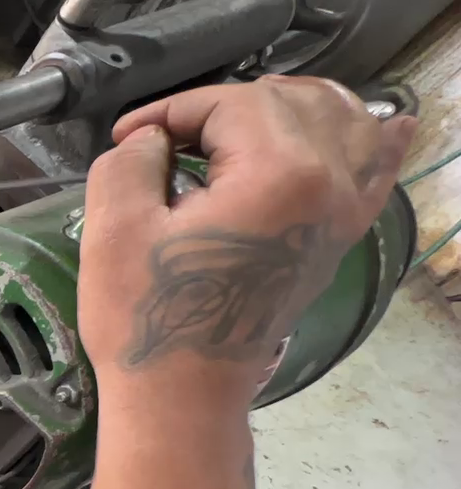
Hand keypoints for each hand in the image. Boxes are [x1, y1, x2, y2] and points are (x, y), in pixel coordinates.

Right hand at [79, 77, 414, 413]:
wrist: (180, 386)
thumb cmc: (144, 315)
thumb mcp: (111, 235)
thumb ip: (126, 168)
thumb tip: (145, 144)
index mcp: (277, 172)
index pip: (232, 104)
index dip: (170, 111)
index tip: (125, 137)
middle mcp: (332, 178)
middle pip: (286, 102)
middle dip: (217, 110)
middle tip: (161, 142)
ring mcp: (346, 206)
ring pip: (340, 117)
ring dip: (280, 111)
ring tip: (226, 133)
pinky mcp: (339, 233)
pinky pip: (377, 159)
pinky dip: (358, 135)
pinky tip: (342, 134)